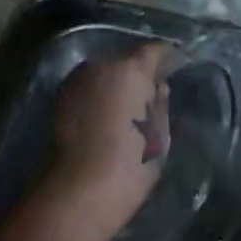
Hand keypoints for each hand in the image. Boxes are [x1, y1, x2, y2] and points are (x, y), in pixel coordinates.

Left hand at [46, 42, 173, 237]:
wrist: (79, 189)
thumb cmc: (130, 166)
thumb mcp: (159, 137)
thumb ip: (160, 103)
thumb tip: (159, 85)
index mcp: (131, 69)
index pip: (154, 51)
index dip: (168, 57)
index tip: (178, 65)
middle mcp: (102, 63)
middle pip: (127, 59)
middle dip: (140, 71)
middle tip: (153, 90)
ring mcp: (78, 77)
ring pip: (105, 71)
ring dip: (117, 81)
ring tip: (128, 104)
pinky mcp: (62, 95)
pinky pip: (89, 85)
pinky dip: (100, 93)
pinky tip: (106, 113)